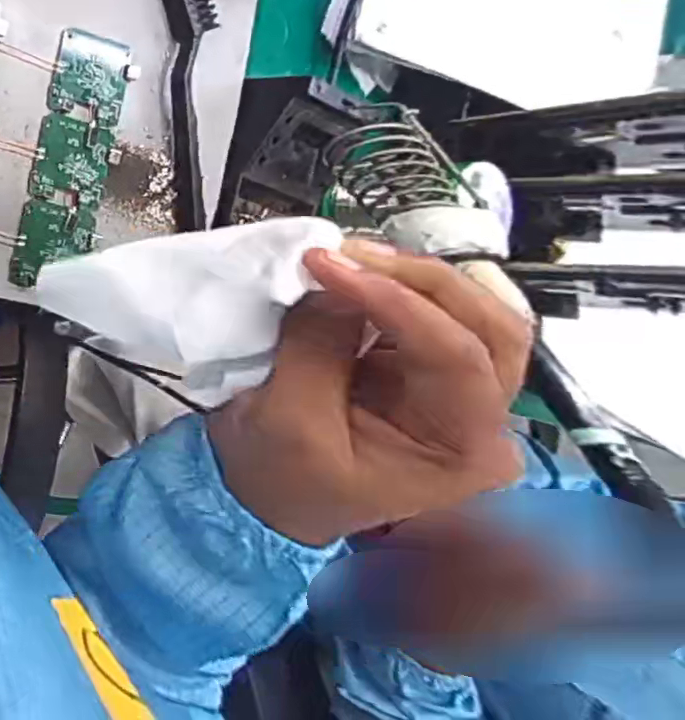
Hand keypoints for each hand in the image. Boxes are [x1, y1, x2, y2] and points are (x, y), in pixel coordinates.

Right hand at [208, 238, 531, 546]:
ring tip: (341, 255)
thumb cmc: (277, 476)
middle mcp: (470, 415)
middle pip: (488, 326)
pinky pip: (412, 316)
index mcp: (460, 447)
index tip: (328, 266)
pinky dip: (381, 287)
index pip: (456, 356)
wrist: (258, 495)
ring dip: (403, 277)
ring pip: (461, 313)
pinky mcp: (401, 369)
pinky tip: (341, 273)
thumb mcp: (289, 420)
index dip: (396, 302)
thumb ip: (314, 352)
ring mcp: (439, 389)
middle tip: (346, 251)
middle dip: (420, 279)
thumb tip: (327, 291)